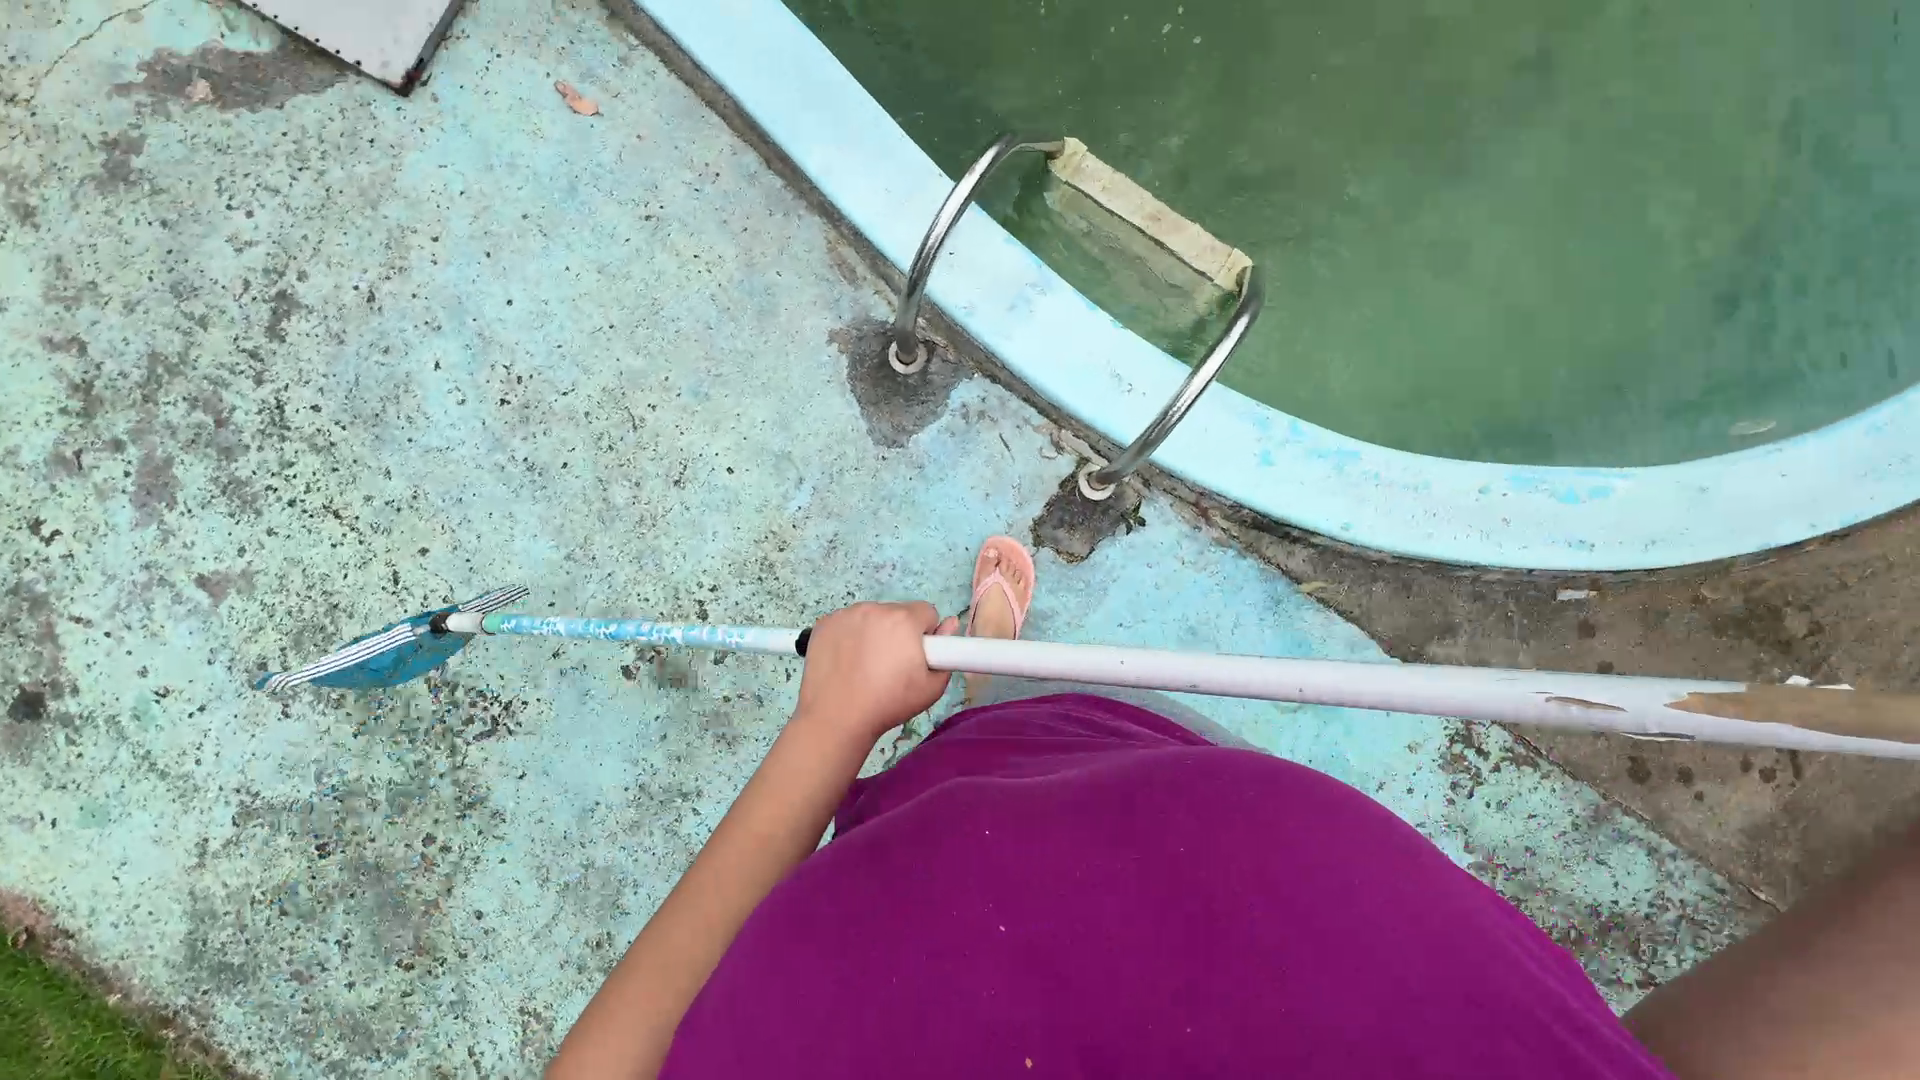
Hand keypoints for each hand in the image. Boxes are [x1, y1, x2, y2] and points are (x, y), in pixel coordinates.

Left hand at [794, 602, 957, 743]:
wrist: (836, 718)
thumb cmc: (889, 703)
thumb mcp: (931, 688)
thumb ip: (948, 653)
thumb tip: (950, 624)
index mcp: (904, 620)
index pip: (927, 612)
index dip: (926, 634)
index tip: (916, 656)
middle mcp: (875, 609)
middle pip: (898, 613)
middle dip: (900, 632)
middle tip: (891, 665)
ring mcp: (846, 614)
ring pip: (871, 617)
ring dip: (875, 632)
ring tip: (866, 665)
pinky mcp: (824, 623)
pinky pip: (847, 623)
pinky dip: (850, 636)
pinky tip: (846, 661)